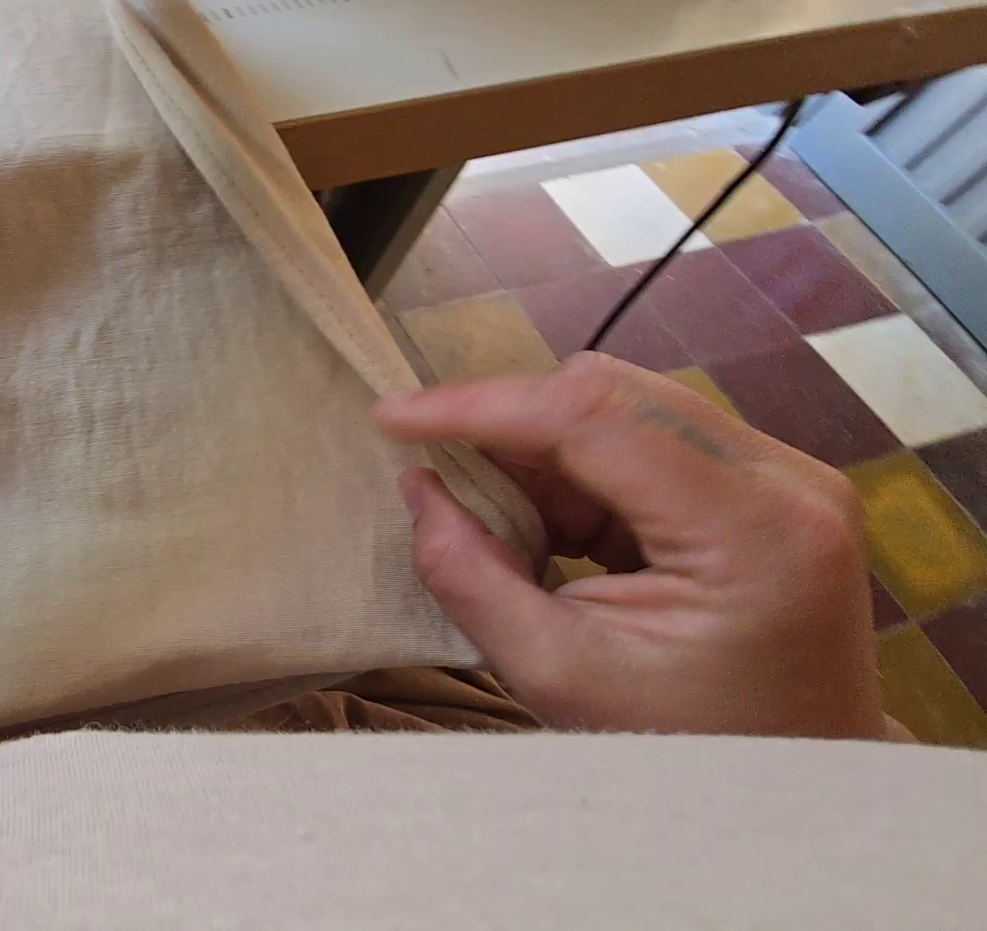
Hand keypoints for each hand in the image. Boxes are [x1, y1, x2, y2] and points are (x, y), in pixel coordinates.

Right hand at [374, 353, 884, 739]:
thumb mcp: (549, 668)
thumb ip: (466, 573)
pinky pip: (622, 436)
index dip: (477, 406)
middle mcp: (777, 477)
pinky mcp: (743, 481)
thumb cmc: (675, 740)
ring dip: (526, 446)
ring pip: (609, 405)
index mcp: (750, 528)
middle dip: (500, 418)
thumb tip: (416, 485)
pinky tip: (532, 515)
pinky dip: (555, 467)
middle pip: (605, 393)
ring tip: (483, 505)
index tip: (389, 418)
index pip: (591, 417)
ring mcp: (768, 473)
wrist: (782, 778)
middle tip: (428, 457)